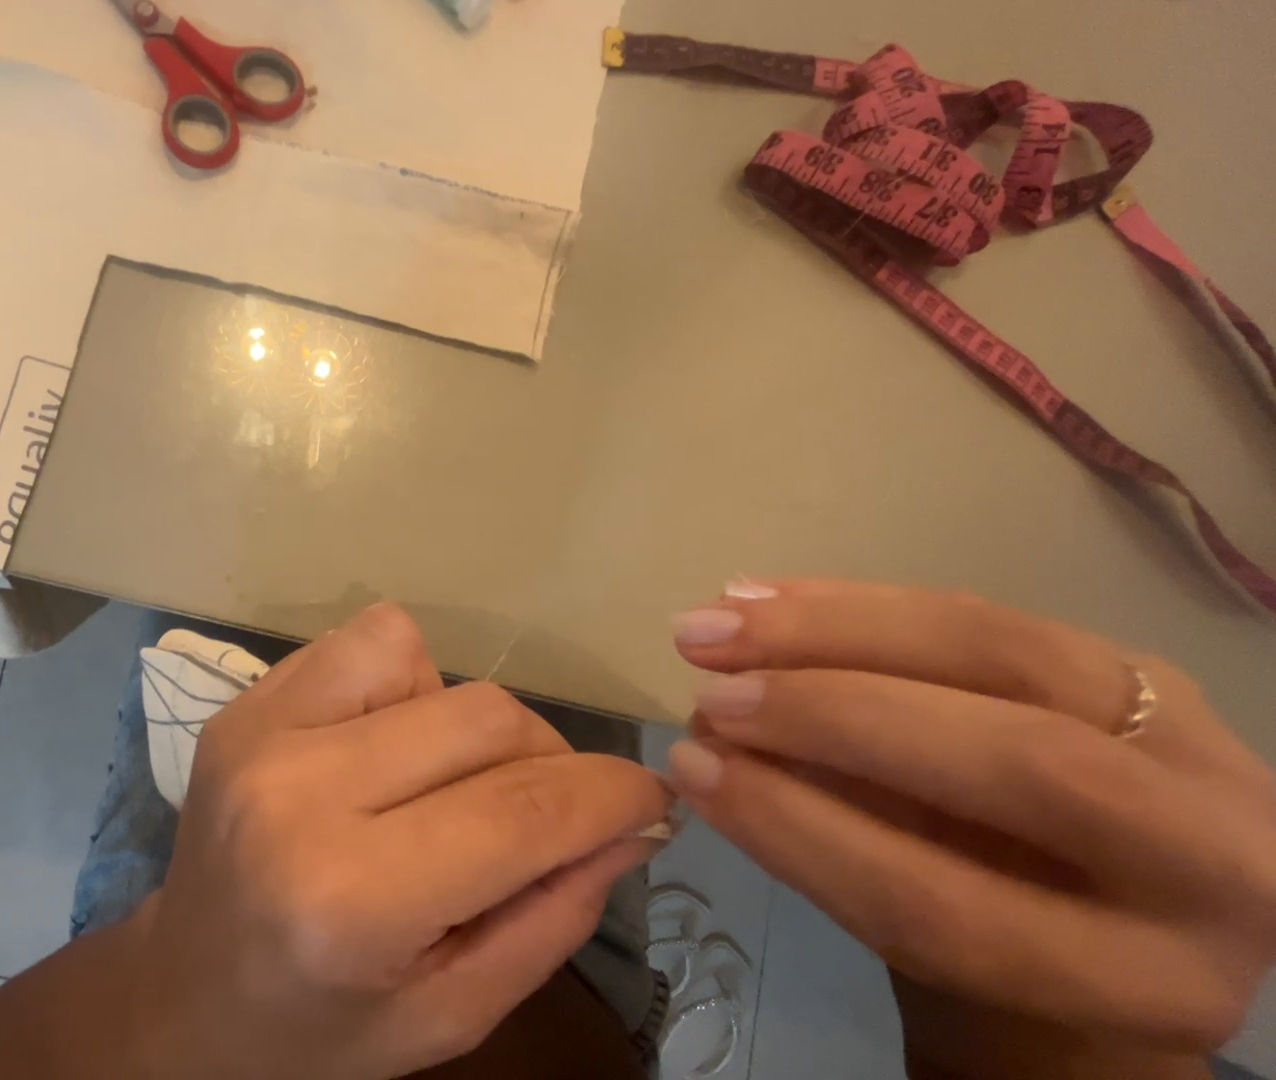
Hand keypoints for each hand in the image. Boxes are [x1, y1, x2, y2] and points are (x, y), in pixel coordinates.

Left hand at [121, 603, 671, 1079]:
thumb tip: (631, 820)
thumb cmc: (319, 1026)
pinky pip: (364, 641)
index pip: (521, 811)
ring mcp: (259, 732)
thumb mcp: (453, 1012)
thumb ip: (553, 915)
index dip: (610, 794)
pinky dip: (403, 680)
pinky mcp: (244, 702)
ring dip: (464, 716)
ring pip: (422, 656)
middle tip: (548, 806)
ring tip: (442, 778)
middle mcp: (297, 793)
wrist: (183, 994)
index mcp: (350, 898)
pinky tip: (385, 744)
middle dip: (549, 759)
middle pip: (484, 719)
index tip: (647, 798)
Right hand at [668, 580, 1275, 1073]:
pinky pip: (983, 612)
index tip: (687, 767)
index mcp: (1141, 978)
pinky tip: (762, 594)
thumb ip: (826, 849)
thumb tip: (713, 749)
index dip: (797, 826)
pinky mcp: (1137, 670)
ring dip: (830, 627)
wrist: (1104, 911)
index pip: (946, 903)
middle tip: (707, 689)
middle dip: (829, 712)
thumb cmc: (993, 951)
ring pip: (1004, 653)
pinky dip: (856, 599)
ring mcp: (1195, 742)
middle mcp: (1218, 865)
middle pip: (1019, 763)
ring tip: (716, 620)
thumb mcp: (917, 942)